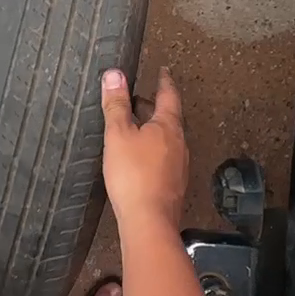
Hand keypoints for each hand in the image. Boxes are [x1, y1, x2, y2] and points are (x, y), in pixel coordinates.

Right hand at [100, 67, 187, 232]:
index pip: (169, 94)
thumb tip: (114, 74)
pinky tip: (140, 159)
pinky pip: (164, 158)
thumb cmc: (134, 176)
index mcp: (168, 125)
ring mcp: (179, 166)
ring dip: (153, 129)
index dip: (164, 80)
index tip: (163, 71)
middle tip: (139, 99)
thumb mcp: (118, 134)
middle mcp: (179, 143)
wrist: (149, 224)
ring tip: (136, 128)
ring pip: (166, 138)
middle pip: (168, 117)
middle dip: (153, 106)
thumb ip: (116, 104)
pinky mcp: (173, 185)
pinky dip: (153, 150)